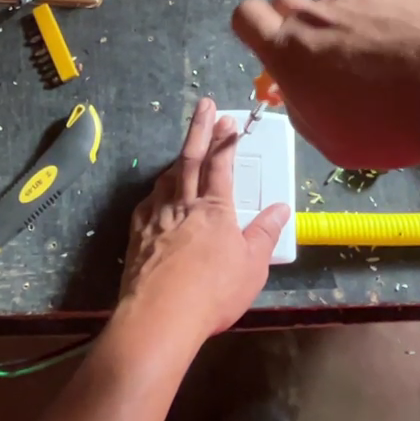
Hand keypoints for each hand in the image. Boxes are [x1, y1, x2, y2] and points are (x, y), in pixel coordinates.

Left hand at [119, 98, 289, 344]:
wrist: (159, 316)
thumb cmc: (213, 292)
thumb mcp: (251, 266)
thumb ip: (265, 234)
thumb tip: (282, 208)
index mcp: (215, 208)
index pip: (222, 164)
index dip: (226, 139)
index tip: (229, 118)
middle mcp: (183, 203)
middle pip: (191, 157)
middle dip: (200, 128)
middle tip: (205, 104)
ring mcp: (156, 215)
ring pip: (167, 176)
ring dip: (179, 158)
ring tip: (186, 149)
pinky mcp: (137, 232)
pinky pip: (149, 201)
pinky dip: (158, 190)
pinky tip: (159, 194)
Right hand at [232, 0, 419, 171]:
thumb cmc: (388, 127)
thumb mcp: (330, 141)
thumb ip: (302, 110)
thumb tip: (297, 92)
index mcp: (289, 51)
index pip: (245, 16)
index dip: (251, 28)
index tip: (268, 47)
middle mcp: (316, 16)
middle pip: (283, 1)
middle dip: (290, 23)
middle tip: (316, 55)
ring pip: (331, 5)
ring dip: (338, 25)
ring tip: (372, 59)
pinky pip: (371, 3)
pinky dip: (377, 21)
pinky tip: (404, 49)